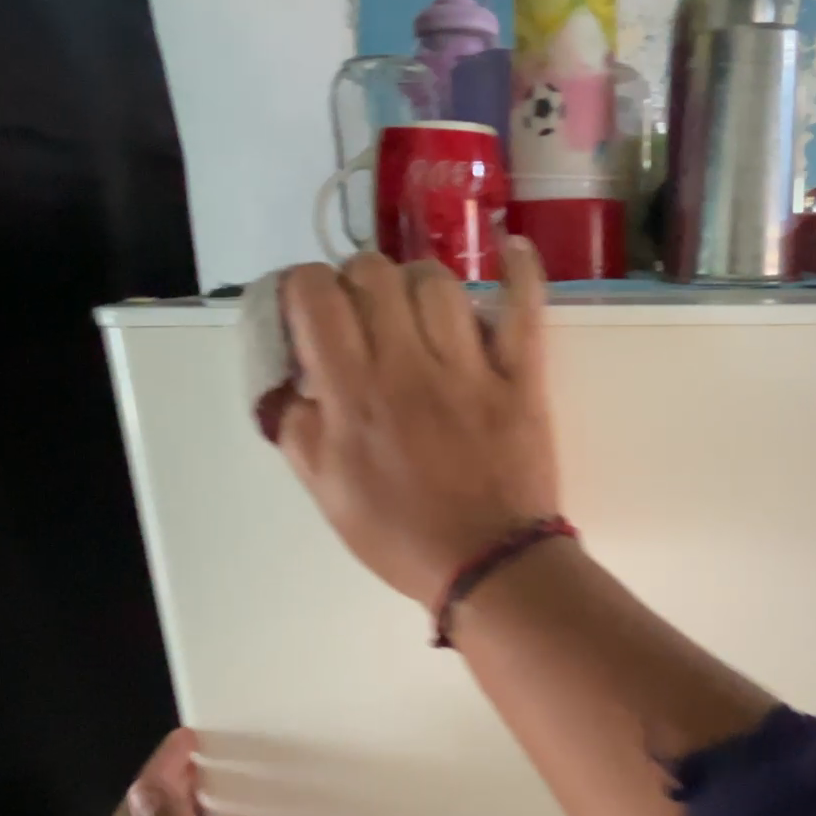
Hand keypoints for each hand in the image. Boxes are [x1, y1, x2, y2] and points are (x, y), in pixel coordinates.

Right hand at [272, 241, 558, 606]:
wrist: (490, 566)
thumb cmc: (404, 538)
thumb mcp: (328, 493)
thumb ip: (299, 429)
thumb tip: (292, 380)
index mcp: (352, 396)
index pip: (315, 294)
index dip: (307, 287)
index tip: (314, 310)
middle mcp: (406, 368)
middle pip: (375, 273)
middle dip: (360, 282)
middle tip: (368, 316)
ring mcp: (470, 369)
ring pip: (439, 282)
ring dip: (421, 284)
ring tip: (421, 312)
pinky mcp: (521, 379)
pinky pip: (524, 309)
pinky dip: (520, 272)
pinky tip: (511, 250)